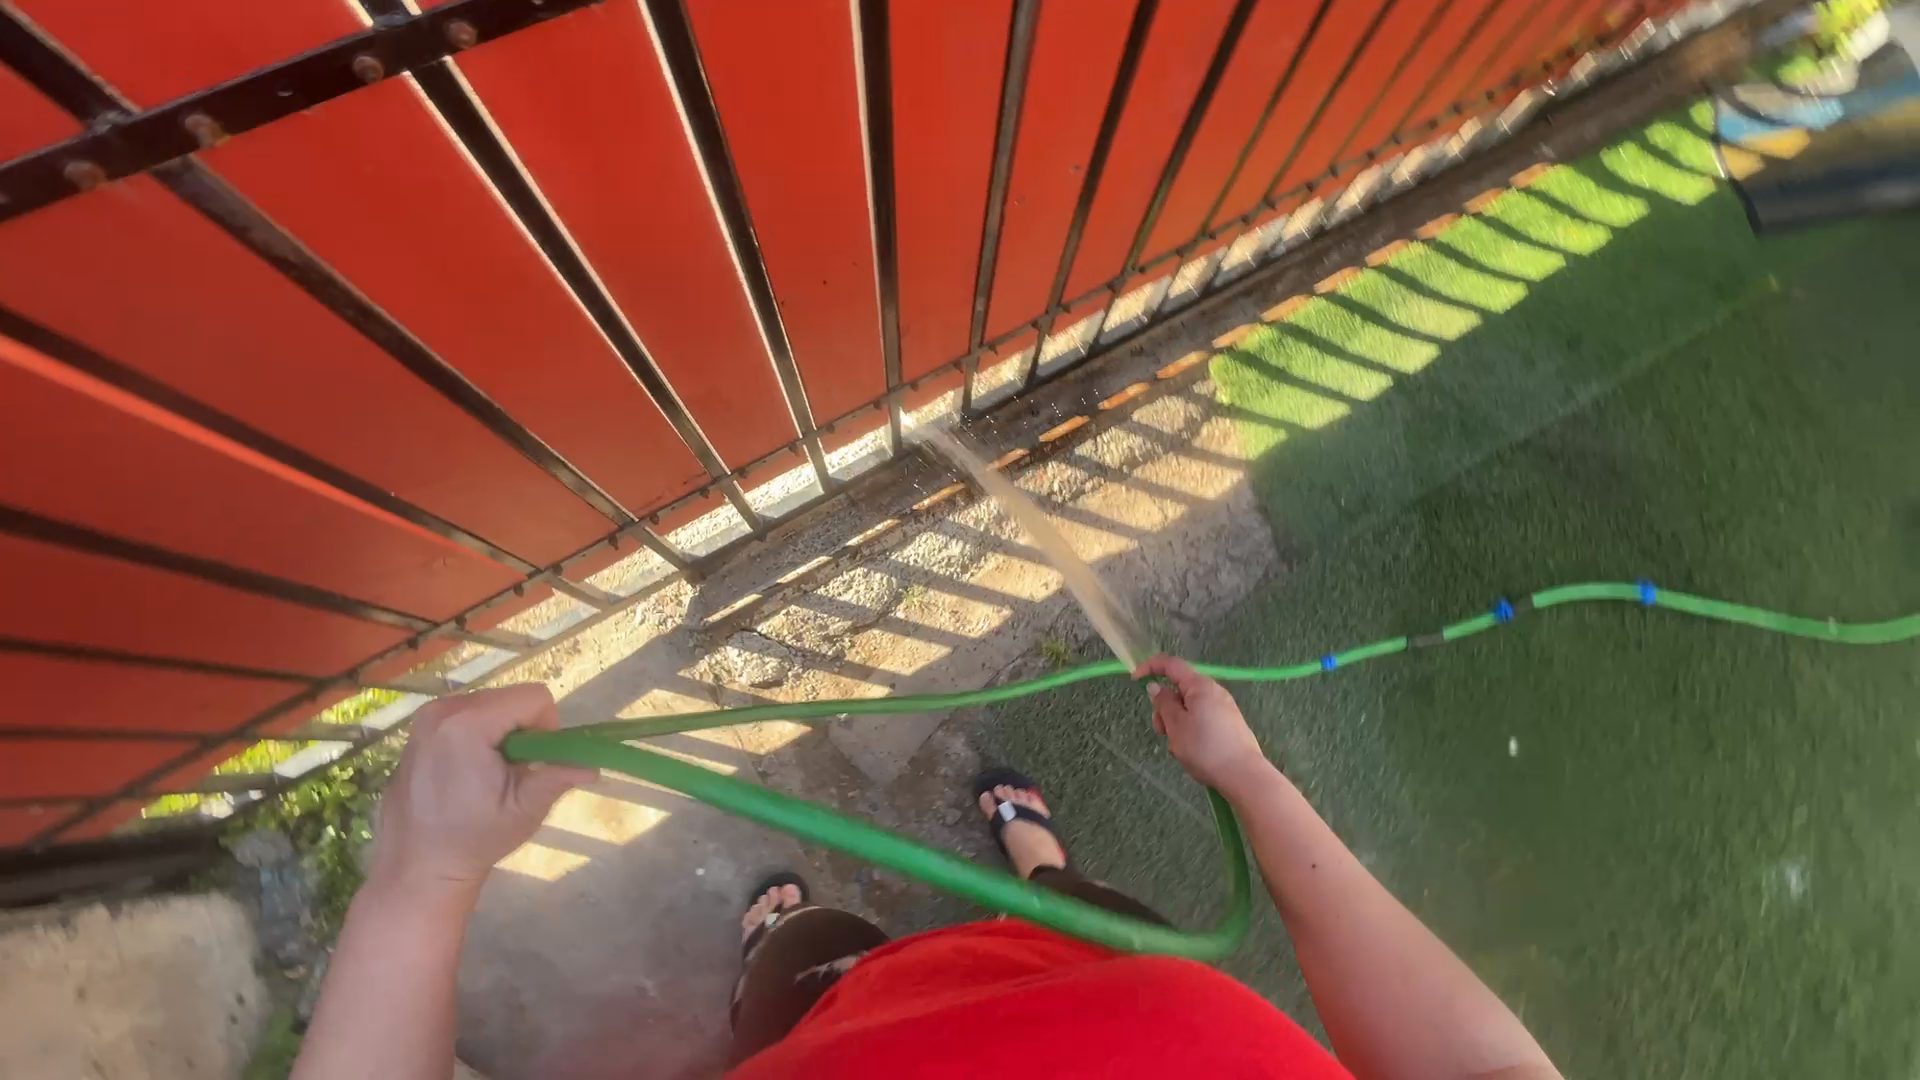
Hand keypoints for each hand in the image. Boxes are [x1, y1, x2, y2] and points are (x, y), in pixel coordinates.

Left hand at [365, 684, 597, 903]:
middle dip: (524, 728)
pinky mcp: (419, 730)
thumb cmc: (474, 838)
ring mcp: (426, 719)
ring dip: (504, 731)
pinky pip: (469, 715)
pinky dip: (481, 734)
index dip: (547, 726)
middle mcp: (442, 711)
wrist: (415, 867)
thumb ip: (560, 777)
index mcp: (467, 724)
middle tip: (514, 771)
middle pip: (512, 698)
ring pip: (493, 704)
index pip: (534, 697)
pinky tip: (469, 771)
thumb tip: (593, 766)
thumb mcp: (526, 809)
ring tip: (492, 772)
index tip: (534, 762)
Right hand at [1134, 655, 1269, 791]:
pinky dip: (1190, 731)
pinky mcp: (1229, 725)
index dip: (1150, 667)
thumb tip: (1157, 687)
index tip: (1135, 680)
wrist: (1244, 776)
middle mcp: (1214, 692)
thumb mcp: (1176, 725)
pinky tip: (1192, 752)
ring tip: (1178, 748)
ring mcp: (1224, 709)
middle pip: (1179, 690)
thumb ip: (1163, 703)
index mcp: (1200, 686)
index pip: (1171, 664)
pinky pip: (1201, 720)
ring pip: (1189, 708)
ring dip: (1176, 723)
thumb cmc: (1205, 748)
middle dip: (1164, 707)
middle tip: (1161, 731)